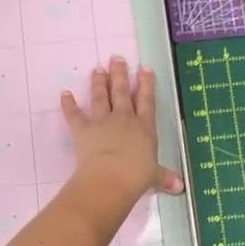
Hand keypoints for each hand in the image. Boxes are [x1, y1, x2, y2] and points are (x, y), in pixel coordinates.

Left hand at [61, 57, 184, 211]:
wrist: (111, 178)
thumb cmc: (137, 176)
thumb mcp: (154, 175)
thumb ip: (165, 177)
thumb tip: (180, 187)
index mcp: (144, 127)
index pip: (146, 101)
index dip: (146, 84)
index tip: (145, 69)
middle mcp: (124, 119)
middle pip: (122, 92)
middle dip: (120, 74)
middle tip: (116, 58)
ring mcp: (102, 122)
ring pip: (100, 97)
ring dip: (98, 83)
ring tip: (97, 70)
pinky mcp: (83, 130)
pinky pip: (74, 115)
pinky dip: (68, 105)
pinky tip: (64, 94)